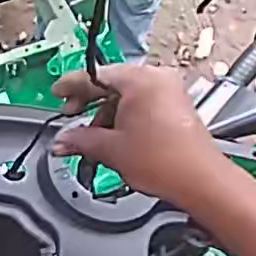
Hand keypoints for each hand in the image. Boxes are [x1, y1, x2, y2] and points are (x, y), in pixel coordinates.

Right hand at [50, 65, 230, 201]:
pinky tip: (112, 136)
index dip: (71, 85)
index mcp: (140, 80)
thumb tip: (63, 140)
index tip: (58, 92)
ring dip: (105, 114)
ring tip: (91, 137)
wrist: (198, 180)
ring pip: (125, 96)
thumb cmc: (165, 161)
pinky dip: (123, 118)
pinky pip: (140, 104)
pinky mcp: (174, 107)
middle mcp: (157, 79)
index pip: (95, 75)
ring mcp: (168, 92)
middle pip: (111, 84)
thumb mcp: (110, 149)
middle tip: (70, 117)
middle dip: (88, 104)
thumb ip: (80, 140)